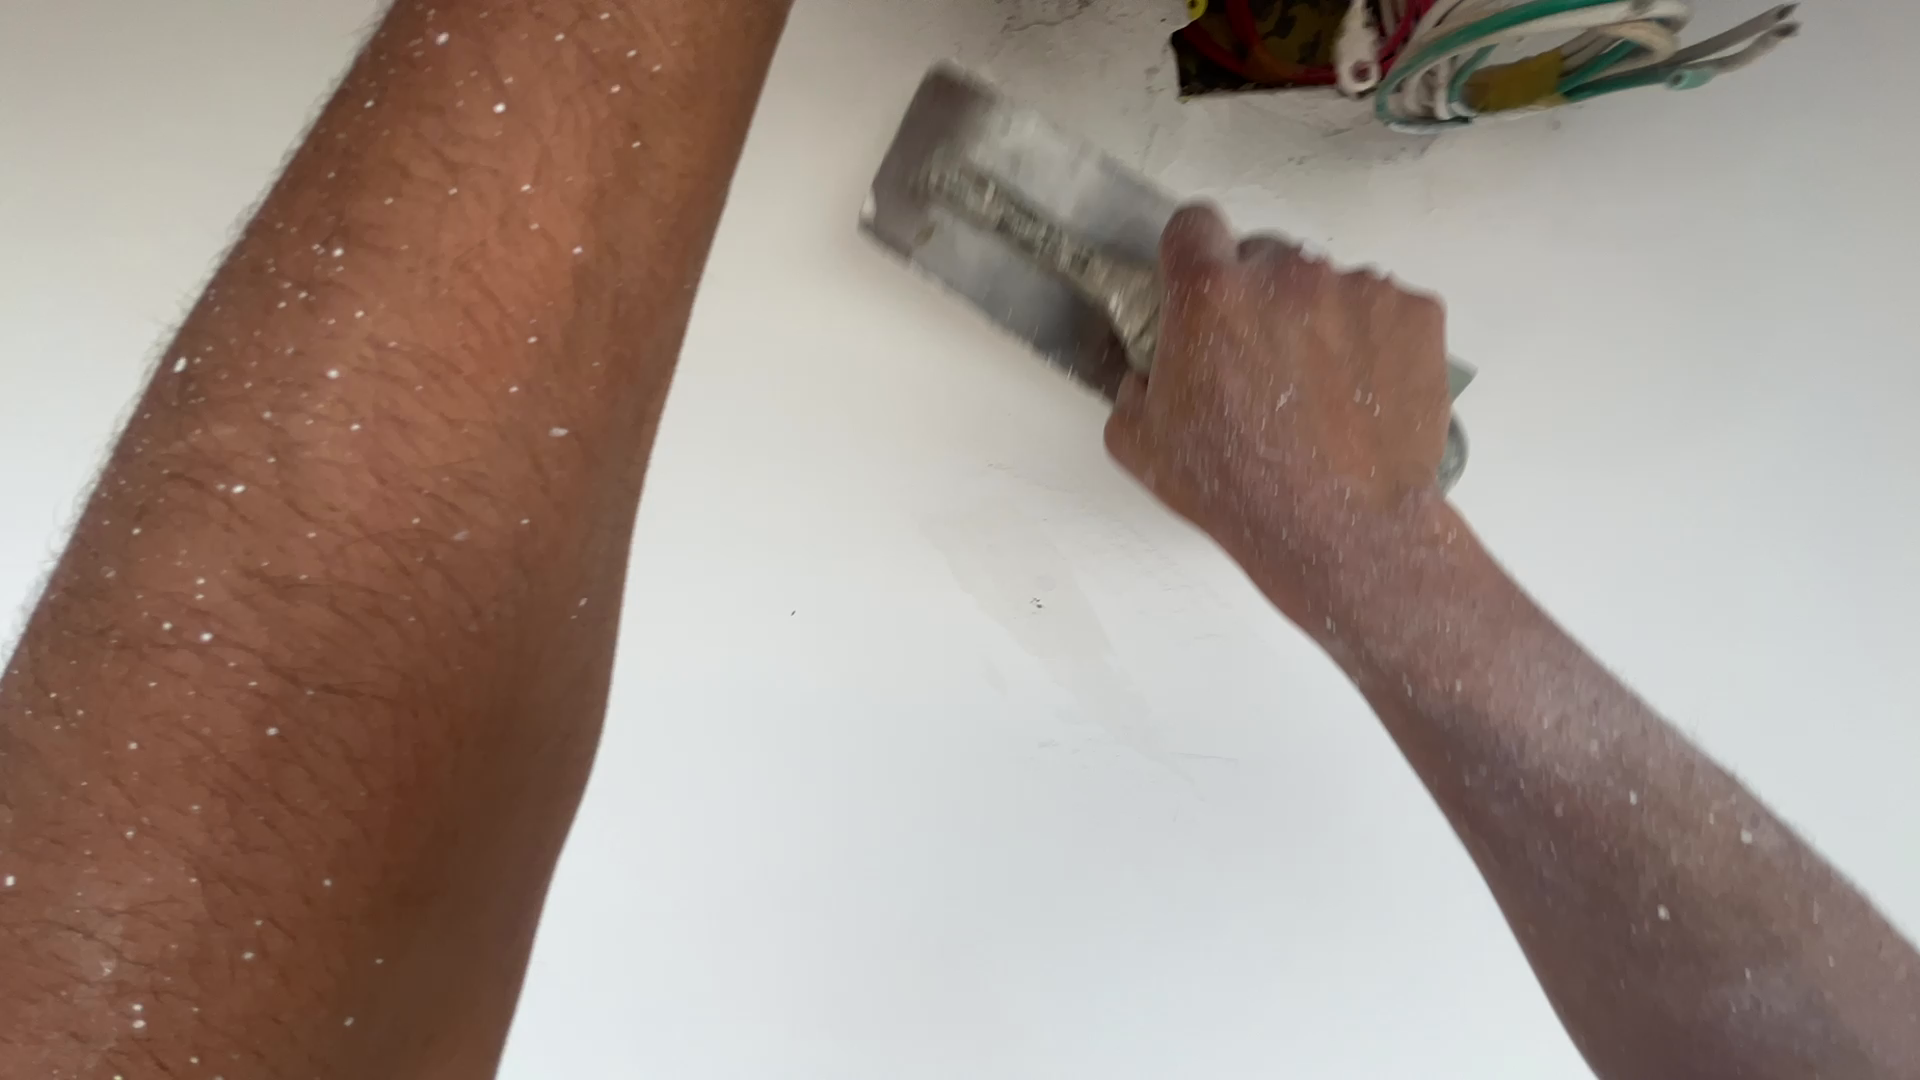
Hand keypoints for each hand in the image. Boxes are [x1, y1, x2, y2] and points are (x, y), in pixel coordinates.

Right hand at [1104, 204, 1453, 626]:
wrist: (1335, 528)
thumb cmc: (1233, 486)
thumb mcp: (1138, 444)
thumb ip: (1132, 386)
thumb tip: (1149, 370)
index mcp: (1210, 297)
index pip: (1192, 224)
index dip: (1188, 252)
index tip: (1193, 282)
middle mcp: (1287, 274)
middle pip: (1261, 255)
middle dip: (1251, 294)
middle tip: (1252, 358)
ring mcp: (1359, 288)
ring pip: (1322, 282)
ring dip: (1310, 318)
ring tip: (1311, 389)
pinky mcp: (1415, 312)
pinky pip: (1378, 306)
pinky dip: (1364, 338)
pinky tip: (1353, 394)